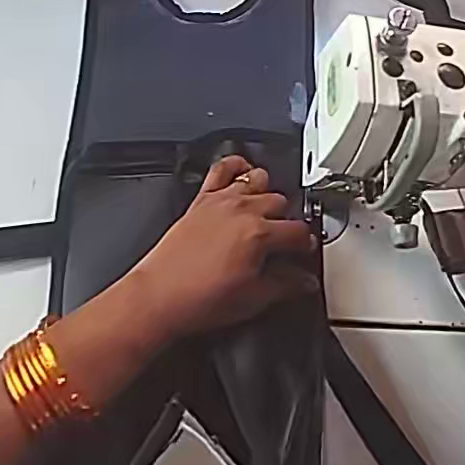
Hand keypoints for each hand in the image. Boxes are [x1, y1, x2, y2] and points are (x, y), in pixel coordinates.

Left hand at [122, 155, 317, 338]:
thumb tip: (304, 281)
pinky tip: (242, 175)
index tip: (303, 253)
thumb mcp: (252, 299)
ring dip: (266, 194)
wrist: (158, 297)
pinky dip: (236, 166)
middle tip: (284, 240)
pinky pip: (223, 167)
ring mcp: (221, 200)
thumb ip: (285, 285)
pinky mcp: (202, 198)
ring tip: (266, 212)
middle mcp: (242, 210)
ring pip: (259, 179)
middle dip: (287, 221)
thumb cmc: (198, 299)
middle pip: (282, 203)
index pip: (298, 231)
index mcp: (259, 234)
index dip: (305, 244)